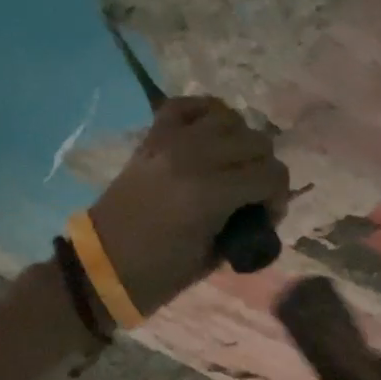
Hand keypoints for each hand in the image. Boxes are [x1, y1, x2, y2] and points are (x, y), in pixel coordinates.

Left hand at [86, 98, 288, 314]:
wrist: (101, 265)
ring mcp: (170, 142)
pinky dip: (204, 114)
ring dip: (238, 140)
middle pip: (256, 141)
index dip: (278, 196)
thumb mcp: (212, 256)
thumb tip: (260, 207)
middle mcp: (194, 157)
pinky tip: (209, 134)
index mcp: (211, 193)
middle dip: (263, 168)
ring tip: (231, 164)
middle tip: (252, 192)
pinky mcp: (151, 138)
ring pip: (227, 118)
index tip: (268, 215)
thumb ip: (243, 224)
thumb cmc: (157, 273)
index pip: (270, 174)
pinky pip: (185, 106)